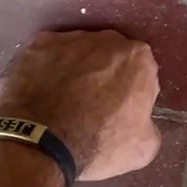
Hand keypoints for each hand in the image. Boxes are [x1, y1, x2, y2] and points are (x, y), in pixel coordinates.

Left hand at [0, 29, 160, 181]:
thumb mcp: (142, 148)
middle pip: (109, 55)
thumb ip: (148, 122)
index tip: (118, 110)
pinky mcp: (37, 44)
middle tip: (89, 105)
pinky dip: (44, 69)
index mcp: (138, 58)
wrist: (39, 145)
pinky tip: (38, 92)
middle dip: (103, 74)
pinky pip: (47, 54)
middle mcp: (107, 39)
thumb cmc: (96, 144)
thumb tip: (140, 118)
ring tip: (59, 101)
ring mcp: (69, 38)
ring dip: (73, 70)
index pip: (140, 71)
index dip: (130, 92)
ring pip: (77, 52)